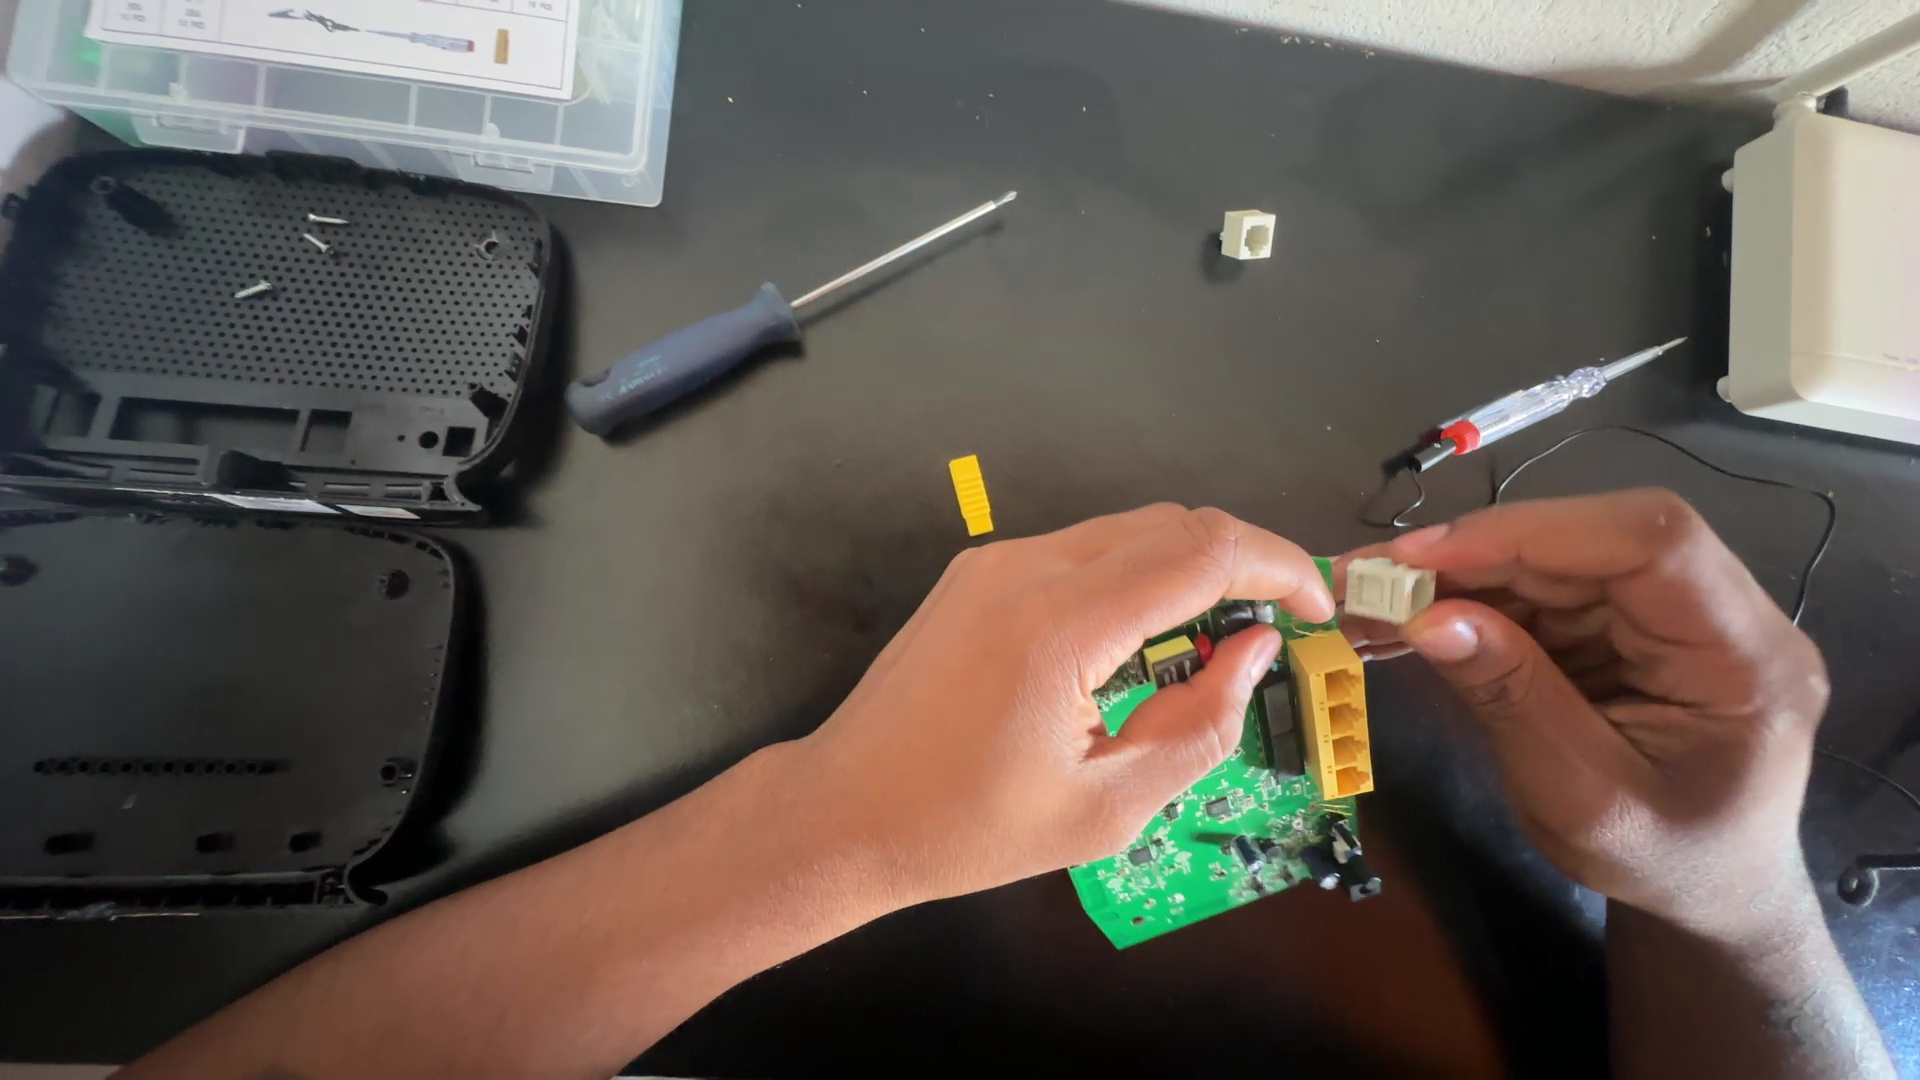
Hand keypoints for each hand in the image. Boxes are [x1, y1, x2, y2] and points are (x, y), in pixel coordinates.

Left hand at [782, 504, 1333, 909]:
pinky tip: (1130, 639)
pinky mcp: (976, 570)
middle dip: (1238, 563)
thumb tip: (1254, 649)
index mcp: (1059, 624)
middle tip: (1266, 630)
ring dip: (1183, 569)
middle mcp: (1025, 566)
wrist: (845, 809)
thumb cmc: (969, 828)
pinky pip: (1079, 549)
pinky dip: (1130, 576)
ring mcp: (993, 560)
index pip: (1202, 549)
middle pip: (1169, 523)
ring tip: (1202, 644)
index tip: (1314, 606)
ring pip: (1125, 529)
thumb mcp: (1107, 806)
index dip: (1278, 564)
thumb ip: (1200, 722)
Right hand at [1337, 489, 1828, 937]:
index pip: (1647, 544)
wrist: (1698, 887)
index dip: (1528, 533)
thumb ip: (1511, 697)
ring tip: (1364, 599)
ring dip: (1444, 576)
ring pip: (1538, 558)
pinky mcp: (1607, 623)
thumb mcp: (1578, 795)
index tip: (1418, 558)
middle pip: (1578, 541)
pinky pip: (1522, 589)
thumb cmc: (1658, 858)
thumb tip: (1426, 618)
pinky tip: (1397, 617)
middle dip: (1463, 555)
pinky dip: (1452, 599)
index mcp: (1739, 656)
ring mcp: (1652, 614)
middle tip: (1365, 578)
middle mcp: (1705, 613)